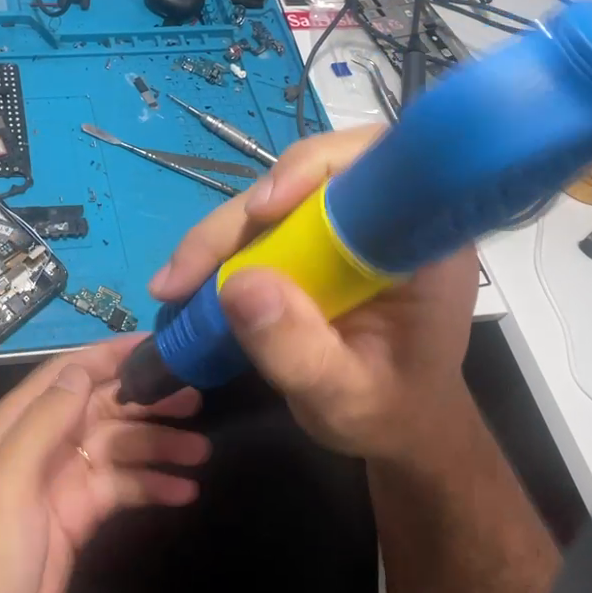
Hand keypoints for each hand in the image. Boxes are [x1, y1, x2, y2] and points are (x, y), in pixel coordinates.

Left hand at [0, 337, 206, 592]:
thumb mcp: (6, 480)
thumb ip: (42, 422)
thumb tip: (81, 370)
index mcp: (20, 422)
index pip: (69, 372)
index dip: (110, 355)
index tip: (157, 344)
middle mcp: (46, 441)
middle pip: (103, 405)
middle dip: (147, 399)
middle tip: (196, 398)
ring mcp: (66, 477)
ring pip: (120, 445)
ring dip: (159, 443)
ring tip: (201, 451)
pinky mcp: (83, 513)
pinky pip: (124, 486)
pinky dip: (153, 484)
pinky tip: (184, 490)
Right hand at [148, 127, 477, 464]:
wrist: (396, 424)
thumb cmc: (389, 411)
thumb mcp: (345, 397)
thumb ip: (299, 351)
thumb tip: (237, 286)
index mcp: (418, 243)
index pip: (374, 167)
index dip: (316, 169)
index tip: (262, 212)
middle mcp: (382, 218)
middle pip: (303, 181)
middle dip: (238, 219)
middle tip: (183, 274)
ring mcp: (341, 225)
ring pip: (272, 199)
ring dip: (219, 236)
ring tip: (173, 284)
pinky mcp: (310, 238)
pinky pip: (260, 224)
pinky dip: (220, 249)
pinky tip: (187, 280)